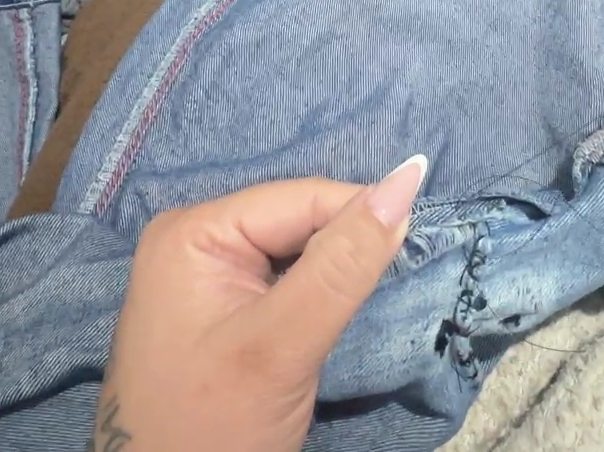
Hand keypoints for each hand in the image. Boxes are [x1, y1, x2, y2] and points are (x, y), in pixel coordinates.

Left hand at [99, 156, 428, 451]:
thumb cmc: (214, 432)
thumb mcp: (282, 346)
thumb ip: (344, 263)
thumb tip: (408, 177)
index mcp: (195, 230)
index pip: (303, 198)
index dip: (361, 217)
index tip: (408, 249)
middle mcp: (195, 235)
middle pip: (298, 218)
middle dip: (342, 249)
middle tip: (370, 294)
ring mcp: (204, 269)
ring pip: (296, 245)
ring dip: (330, 271)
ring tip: (343, 308)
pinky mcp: (218, 299)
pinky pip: (281, 271)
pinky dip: (312, 289)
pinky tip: (320, 315)